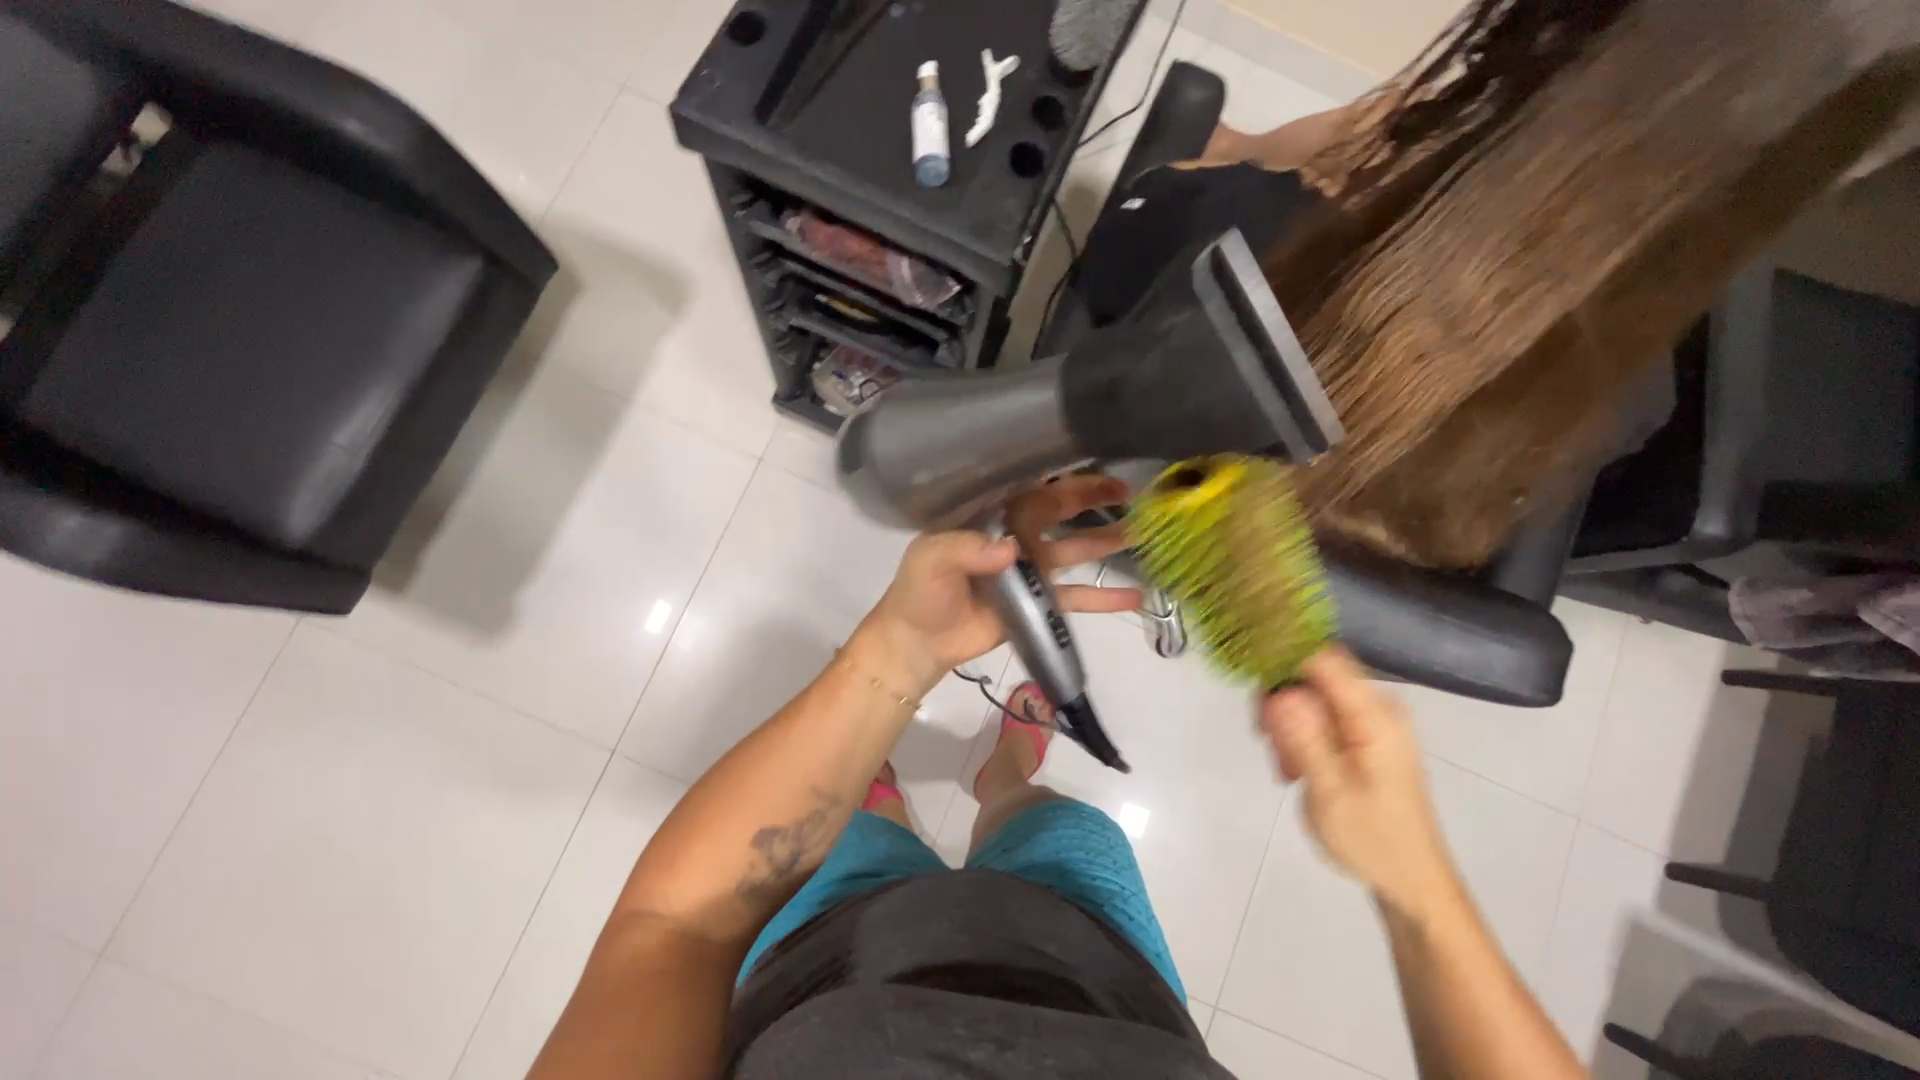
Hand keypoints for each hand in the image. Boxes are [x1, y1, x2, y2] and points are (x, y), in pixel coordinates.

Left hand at [855, 474, 1142, 692]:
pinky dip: (1103, 598)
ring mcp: (1029, 571)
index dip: (1058, 477)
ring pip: (1074, 550)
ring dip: (1104, 543)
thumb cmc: (920, 591)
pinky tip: (1134, 598)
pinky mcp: (1038, 603)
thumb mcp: (931, 559)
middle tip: (1128, 491)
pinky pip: (1074, 598)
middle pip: (1058, 512)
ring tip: (1140, 535)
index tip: (1091, 464)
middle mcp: (1014, 537)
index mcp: (988, 518)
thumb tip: (1011, 551)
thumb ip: (966, 549)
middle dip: (1092, 500)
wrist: (918, 641)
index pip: (1028, 489)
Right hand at [1260, 649, 1457, 914]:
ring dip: (1288, 725)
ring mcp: (1372, 722)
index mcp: (1375, 717)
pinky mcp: (1365, 737)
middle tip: (1267, 743)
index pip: (1323, 658)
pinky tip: (1296, 769)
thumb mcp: (1331, 793)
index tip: (1253, 689)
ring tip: (1286, 768)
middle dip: (1280, 704)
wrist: (1411, 881)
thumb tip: (1278, 692)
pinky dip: (1301, 736)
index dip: (1282, 660)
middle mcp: (1377, 709)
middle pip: (1312, 676)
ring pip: (1311, 698)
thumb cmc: (1372, 840)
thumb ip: (1305, 738)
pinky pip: (1322, 717)